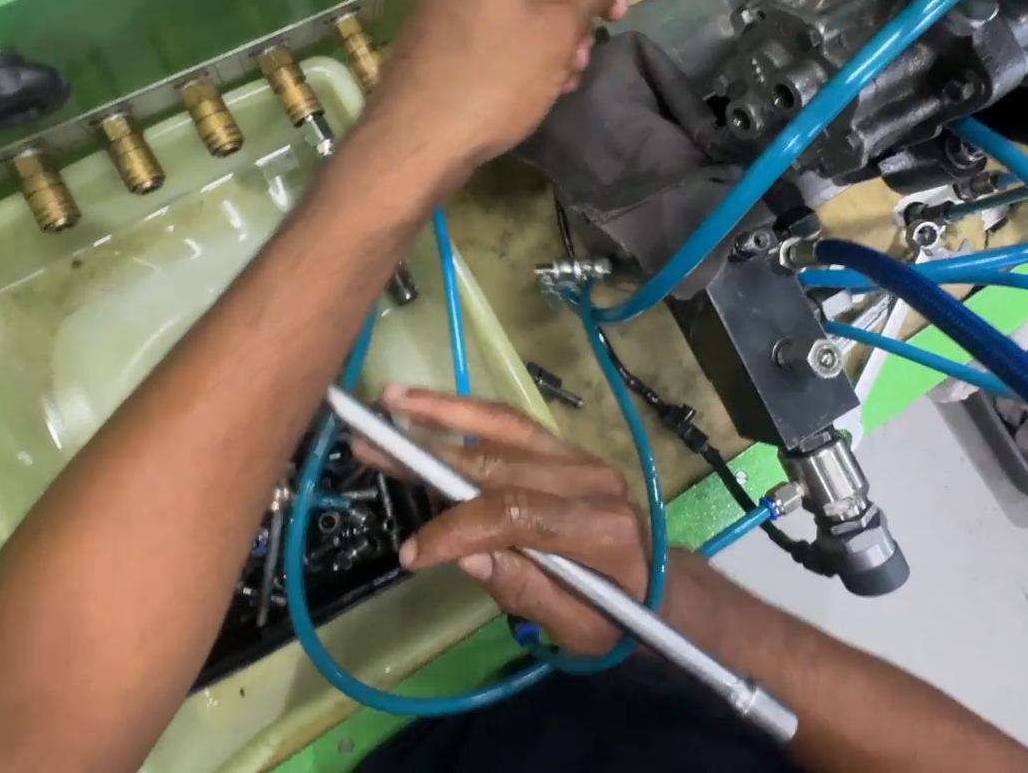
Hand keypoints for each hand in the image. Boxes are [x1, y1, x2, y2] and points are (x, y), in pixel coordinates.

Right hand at [353, 384, 652, 656]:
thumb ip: (523, 588)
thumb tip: (461, 554)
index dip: (457, 528)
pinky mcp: (564, 446)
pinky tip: (427, 402)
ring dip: (440, 410)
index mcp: (599, 528)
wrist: (657, 579)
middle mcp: (589, 479)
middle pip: (498, 461)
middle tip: (370, 445)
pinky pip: (509, 421)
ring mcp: (577, 455)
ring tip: (389, 399)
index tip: (412, 555)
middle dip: (428, 455)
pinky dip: (464, 410)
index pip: (515, 514)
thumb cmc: (617, 614)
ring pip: (501, 425)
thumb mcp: (575, 627)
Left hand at [366, 0, 644, 176]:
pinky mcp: (433, 30)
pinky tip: (529, 85)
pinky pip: (489, 24)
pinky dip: (517, 45)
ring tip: (561, 79)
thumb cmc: (498, 78)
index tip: (615, 16)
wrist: (416, 138)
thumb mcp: (560, 29)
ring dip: (551, 35)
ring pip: (517, 1)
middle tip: (584, 57)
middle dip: (574, 11)